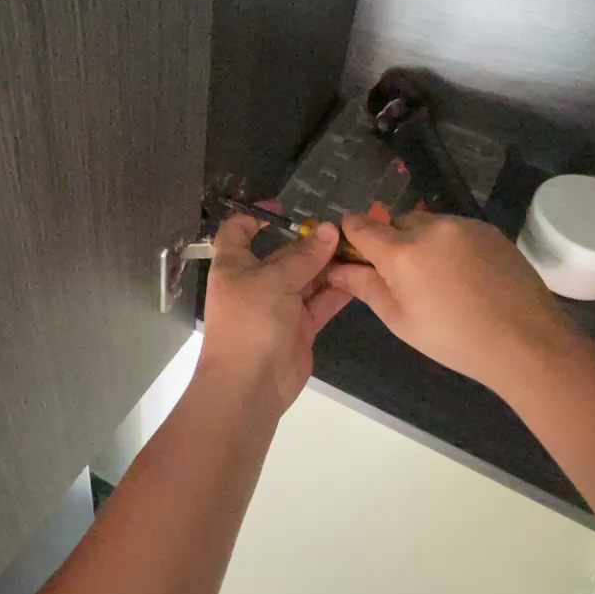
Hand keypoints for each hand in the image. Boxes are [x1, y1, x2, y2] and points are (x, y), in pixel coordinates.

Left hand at [198, 209, 352, 419]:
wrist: (250, 385)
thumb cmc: (250, 322)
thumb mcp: (274, 281)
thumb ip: (304, 256)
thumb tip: (329, 229)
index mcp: (234, 265)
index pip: (237, 232)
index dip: (254, 217)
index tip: (283, 207)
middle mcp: (255, 282)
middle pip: (282, 254)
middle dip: (309, 241)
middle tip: (343, 228)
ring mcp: (278, 306)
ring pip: (306, 278)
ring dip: (328, 264)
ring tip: (358, 247)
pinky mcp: (299, 328)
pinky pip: (320, 302)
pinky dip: (337, 290)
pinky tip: (360, 275)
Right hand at [325, 212, 586, 392]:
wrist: (526, 342)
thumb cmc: (454, 340)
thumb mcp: (400, 320)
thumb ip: (365, 287)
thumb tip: (334, 269)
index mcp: (401, 251)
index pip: (360, 224)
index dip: (351, 234)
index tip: (354, 252)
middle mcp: (430, 227)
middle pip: (394, 222)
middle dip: (392, 242)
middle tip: (404, 279)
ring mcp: (462, 225)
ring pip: (426, 224)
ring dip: (422, 242)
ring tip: (440, 280)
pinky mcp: (488, 229)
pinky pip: (455, 229)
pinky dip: (450, 245)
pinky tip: (465, 276)